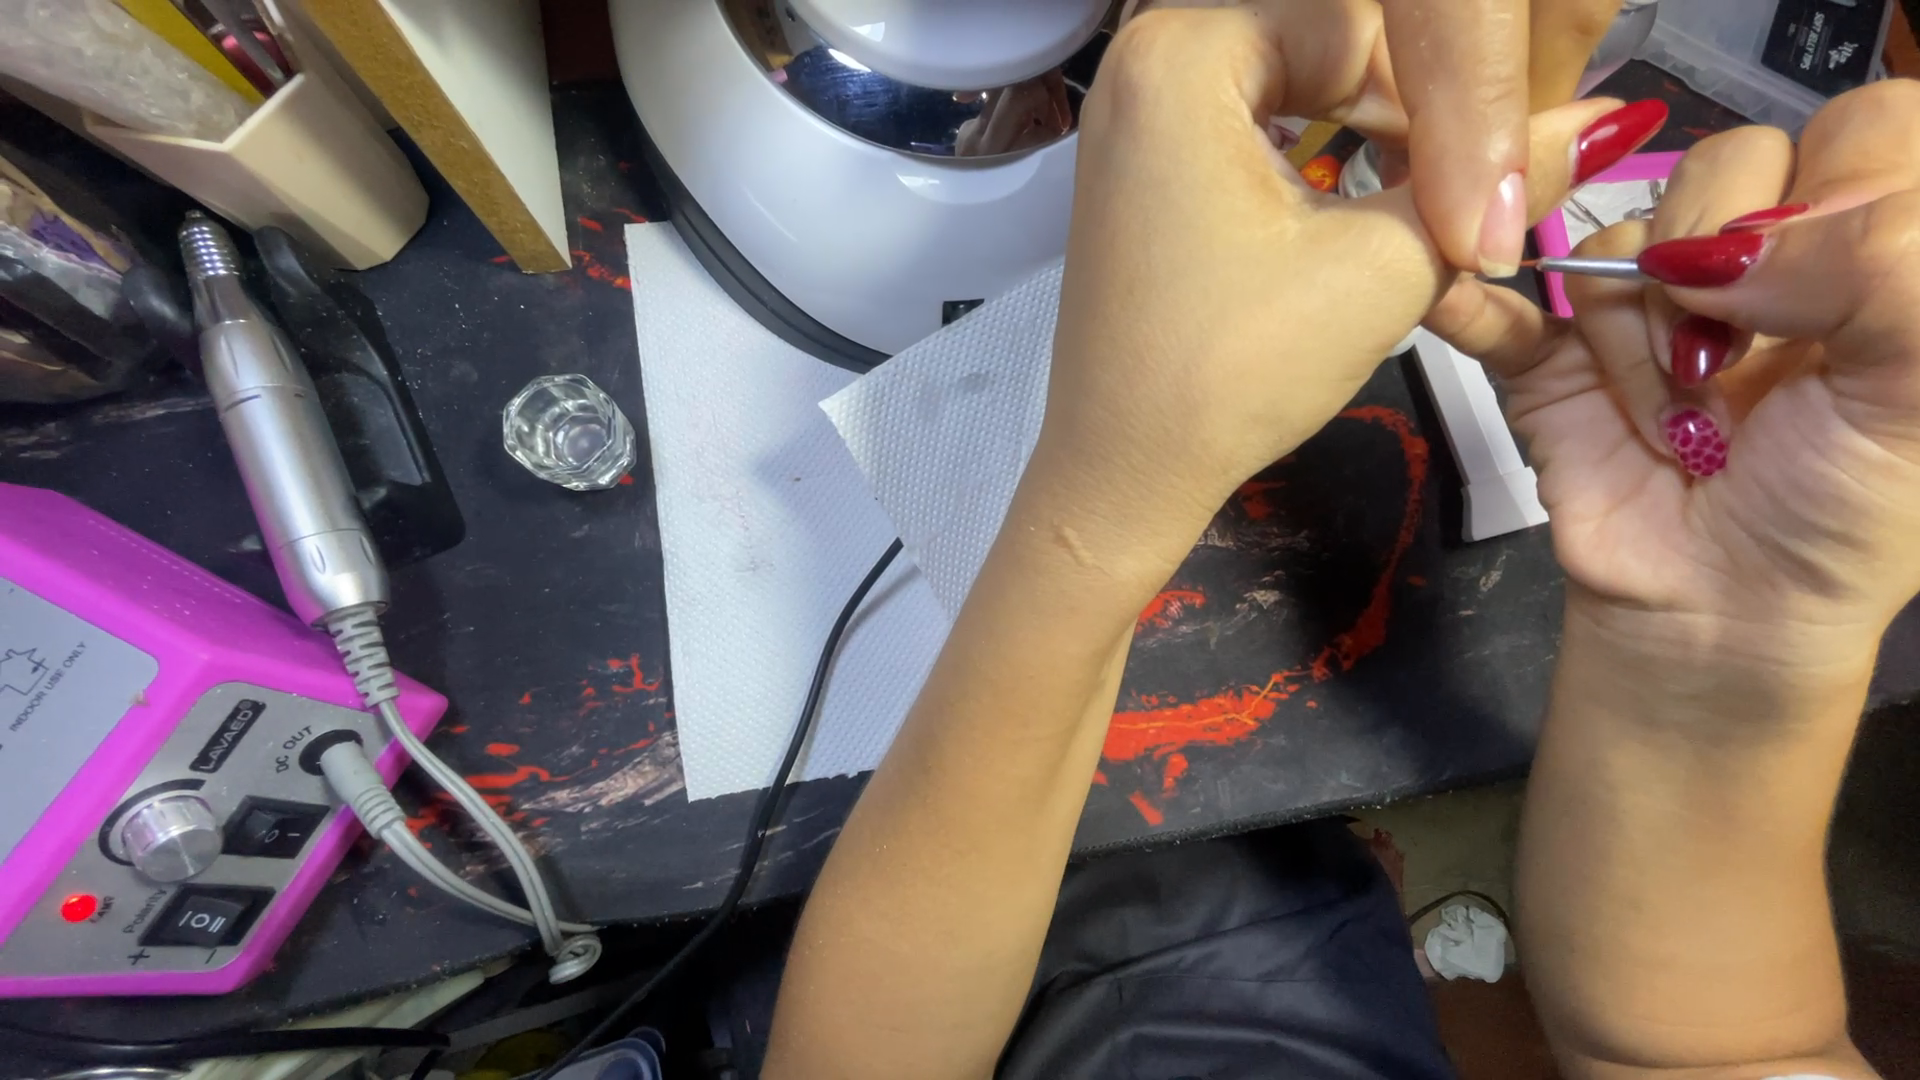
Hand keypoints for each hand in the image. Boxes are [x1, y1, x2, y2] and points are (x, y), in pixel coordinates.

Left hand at [1030, 2, 1642, 565]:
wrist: (1124, 473)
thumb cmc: (1234, 373)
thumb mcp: (1380, 268)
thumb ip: (1499, 180)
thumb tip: (1607, 119)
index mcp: (1182, 50)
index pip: (1372, 19)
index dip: (1456, 92)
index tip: (1503, 165)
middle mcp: (1138, 66)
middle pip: (1324, 40)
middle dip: (1410, 106)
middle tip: (1472, 179)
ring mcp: (1125, 128)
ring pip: (1286, 86)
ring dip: (1365, 132)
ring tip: (1417, 198)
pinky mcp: (1132, 182)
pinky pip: (1240, 132)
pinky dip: (1304, 157)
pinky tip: (1342, 204)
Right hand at [1428, 81, 1919, 675]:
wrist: (1709, 600)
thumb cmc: (1845, 498)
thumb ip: (1880, 266)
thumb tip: (1705, 251)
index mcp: (1867, 245)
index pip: (1859, 128)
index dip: (1835, 192)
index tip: (1827, 297)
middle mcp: (1749, 259)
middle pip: (1718, 171)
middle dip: (1720, 275)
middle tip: (1729, 366)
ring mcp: (1635, 307)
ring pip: (1611, 251)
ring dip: (1634, 345)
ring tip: (1664, 419)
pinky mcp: (1546, 358)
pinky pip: (1497, 308)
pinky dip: (1469, 302)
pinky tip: (1451, 294)